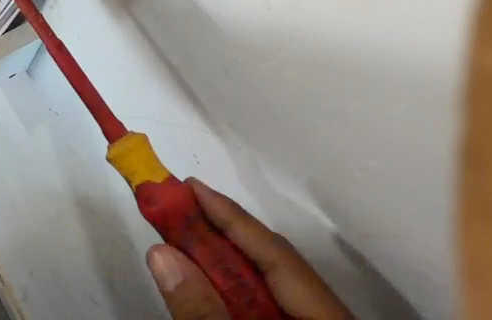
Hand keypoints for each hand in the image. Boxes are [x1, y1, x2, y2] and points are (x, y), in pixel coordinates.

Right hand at [148, 180, 354, 319]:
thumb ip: (205, 309)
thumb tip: (160, 253)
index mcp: (327, 313)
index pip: (274, 248)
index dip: (228, 214)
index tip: (186, 184)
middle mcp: (330, 314)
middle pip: (276, 262)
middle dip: (224, 234)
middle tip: (177, 210)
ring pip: (276, 284)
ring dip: (230, 263)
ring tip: (190, 246)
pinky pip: (278, 304)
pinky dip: (242, 289)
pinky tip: (219, 288)